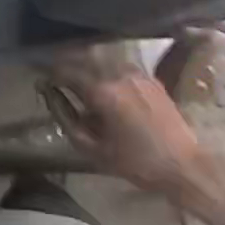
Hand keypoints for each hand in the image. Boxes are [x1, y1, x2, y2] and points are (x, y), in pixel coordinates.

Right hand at [45, 44, 224, 202]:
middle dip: (66, 64)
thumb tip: (50, 94)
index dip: (50, 73)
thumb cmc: (135, 163)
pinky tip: (104, 81)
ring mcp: (137, 73)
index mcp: (102, 92)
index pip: (66, 72)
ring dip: (87, 64)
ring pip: (103, 59)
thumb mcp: (93, 148)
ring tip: (77, 76)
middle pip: (84, 58)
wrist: (183, 165)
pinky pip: (120, 66)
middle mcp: (118, 74)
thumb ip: (66, 118)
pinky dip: (106, 68)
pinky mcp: (150, 78)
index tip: (41, 79)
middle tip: (54, 74)